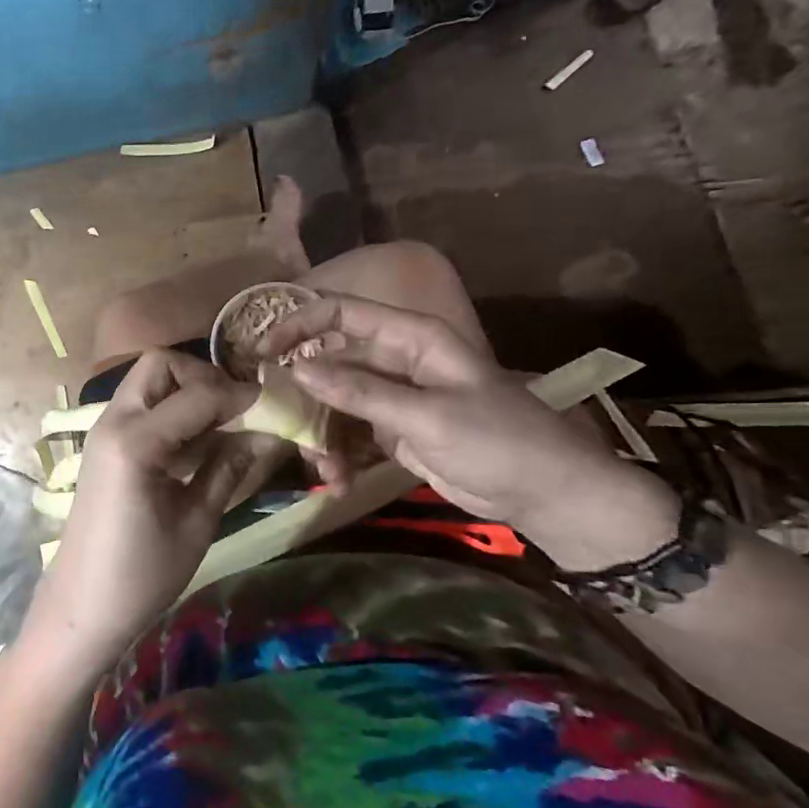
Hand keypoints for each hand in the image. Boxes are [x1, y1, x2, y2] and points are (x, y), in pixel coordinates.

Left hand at [22, 350, 256, 674]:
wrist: (82, 605)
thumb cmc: (142, 575)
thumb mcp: (196, 523)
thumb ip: (229, 468)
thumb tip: (270, 434)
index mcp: (136, 441)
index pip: (199, 394)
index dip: (242, 396)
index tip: (276, 409)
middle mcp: (114, 422)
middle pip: (160, 365)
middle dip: (203, 378)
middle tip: (236, 413)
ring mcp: (104, 431)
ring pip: (148, 382)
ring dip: (186, 392)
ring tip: (223, 429)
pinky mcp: (104, 445)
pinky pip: (140, 408)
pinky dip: (170, 411)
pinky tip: (197, 446)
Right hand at [259, 294, 678, 569]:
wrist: (547, 494)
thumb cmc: (499, 440)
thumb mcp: (426, 416)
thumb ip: (360, 391)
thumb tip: (296, 368)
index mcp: (410, 338)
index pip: (341, 313)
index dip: (298, 324)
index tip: (261, 352)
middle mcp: (394, 360)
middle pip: (327, 363)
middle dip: (303, 397)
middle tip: (280, 424)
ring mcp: (390, 396)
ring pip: (331, 404)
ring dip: (320, 436)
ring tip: (324, 470)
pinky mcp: (389, 429)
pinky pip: (346, 433)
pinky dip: (338, 456)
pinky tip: (338, 481)